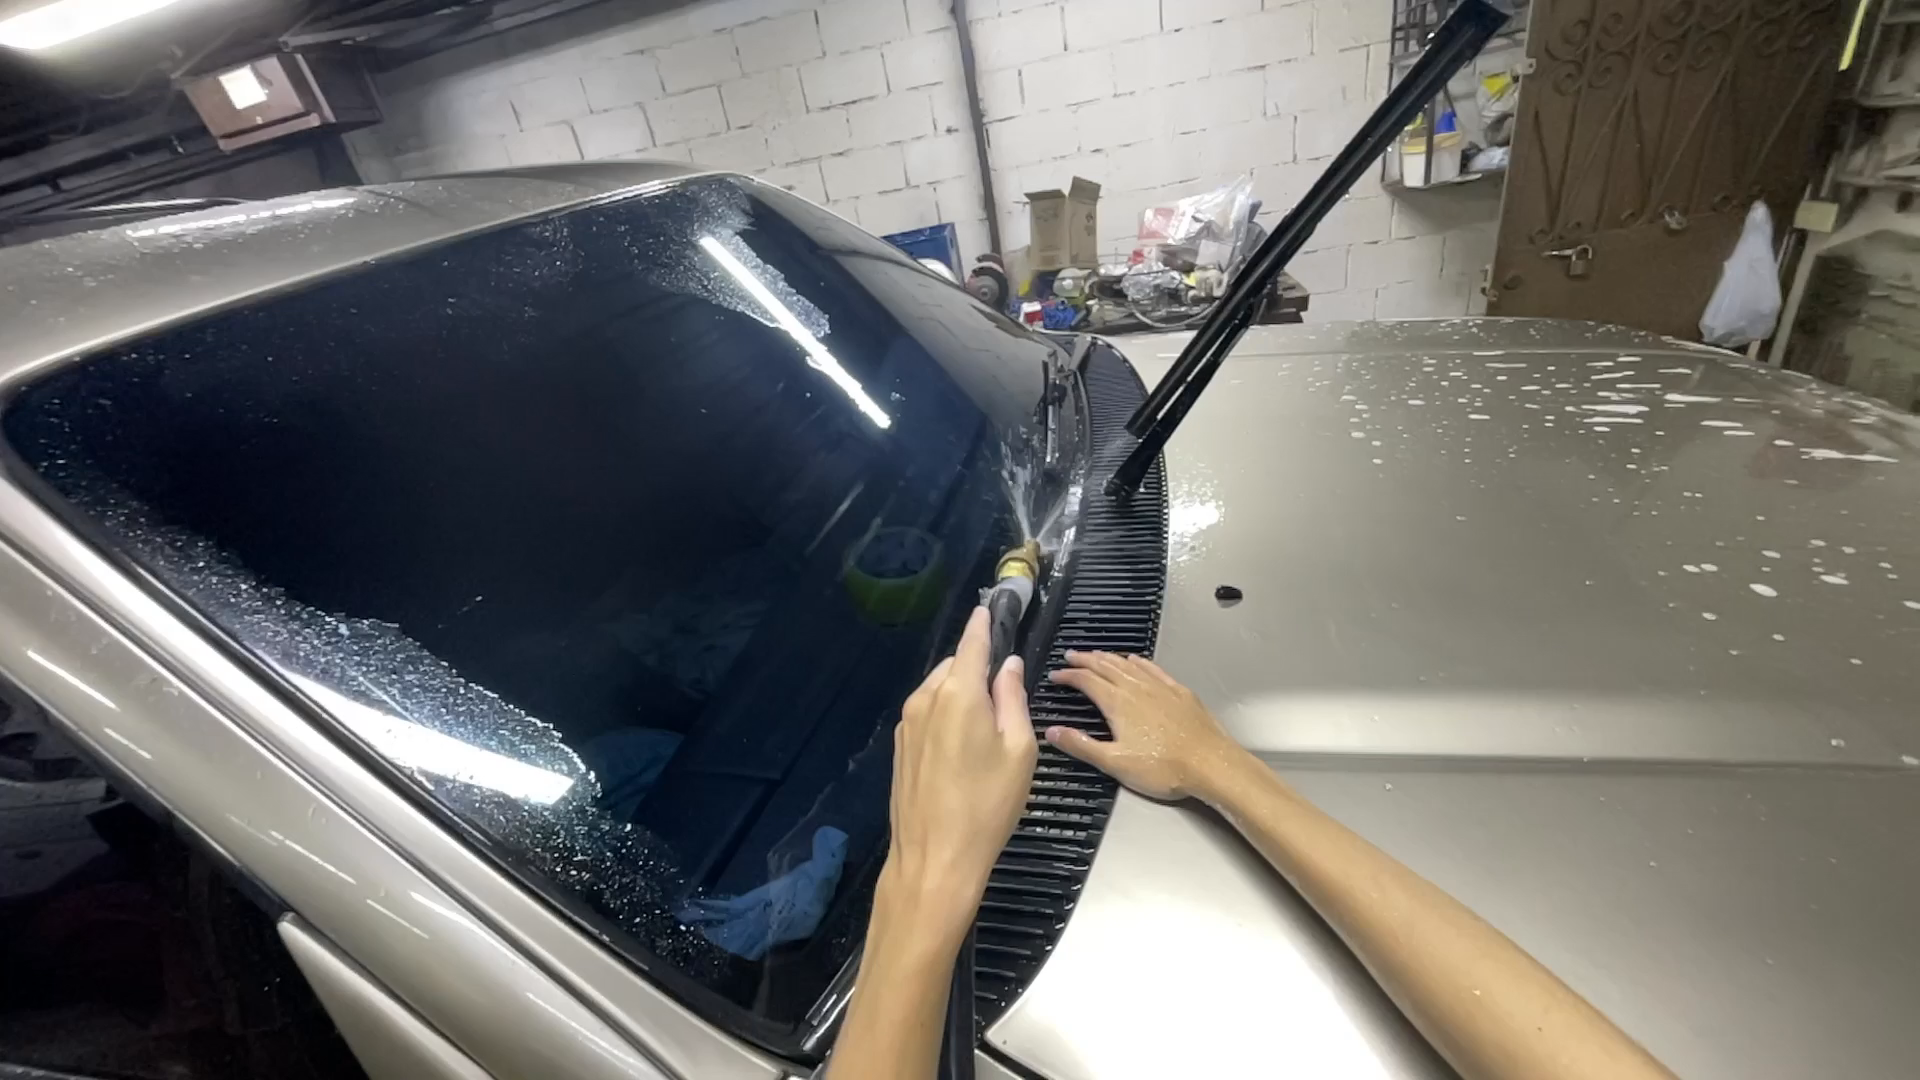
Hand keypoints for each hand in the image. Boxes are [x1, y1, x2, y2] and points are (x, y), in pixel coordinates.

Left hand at [885, 606, 1038, 926]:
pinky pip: (927, 712)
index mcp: (958, 694)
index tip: (988, 607)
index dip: (982, 623)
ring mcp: (908, 723)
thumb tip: (1009, 666)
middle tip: (1004, 691)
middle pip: (955, 666)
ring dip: (961, 691)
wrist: (934, 860)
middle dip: (977, 667)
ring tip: (986, 727)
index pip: (972, 644)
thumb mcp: (1019, 751)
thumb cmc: (987, 805)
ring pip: (939, 689)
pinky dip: (946, 712)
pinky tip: (961, 747)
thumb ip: (1013, 699)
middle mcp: (926, 699)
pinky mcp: (901, 746)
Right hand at [1044, 651, 1246, 801]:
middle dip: (1085, 659)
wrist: (1212, 765)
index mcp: (1118, 703)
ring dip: (1108, 657)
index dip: (1068, 675)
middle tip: (1070, 656)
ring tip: (1096, 654)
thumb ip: (1081, 745)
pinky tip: (1136, 660)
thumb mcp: (1115, 763)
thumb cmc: (1164, 769)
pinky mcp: (1180, 692)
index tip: (1056, 675)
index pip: (1086, 681)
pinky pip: (1153, 669)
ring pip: (1128, 664)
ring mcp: (1160, 688)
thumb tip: (1052, 732)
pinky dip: (1139, 662)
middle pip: (1105, 666)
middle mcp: (1137, 688)